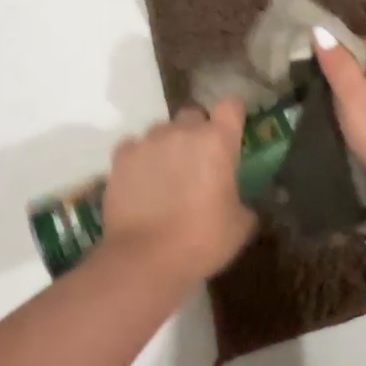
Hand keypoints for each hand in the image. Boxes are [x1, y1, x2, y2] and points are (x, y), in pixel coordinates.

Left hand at [100, 101, 257, 282]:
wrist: (145, 259)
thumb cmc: (202, 240)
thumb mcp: (240, 226)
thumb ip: (244, 203)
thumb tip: (241, 204)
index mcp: (218, 141)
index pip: (230, 105)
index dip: (232, 117)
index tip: (232, 134)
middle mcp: (182, 131)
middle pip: (193, 116)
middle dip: (197, 133)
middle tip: (198, 164)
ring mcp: (148, 142)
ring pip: (161, 131)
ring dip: (168, 146)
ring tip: (166, 177)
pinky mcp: (121, 158)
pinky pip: (134, 147)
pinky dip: (140, 160)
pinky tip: (141, 184)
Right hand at [310, 29, 365, 190]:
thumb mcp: (353, 97)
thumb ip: (337, 64)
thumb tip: (320, 29)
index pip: (354, 44)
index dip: (330, 52)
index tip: (308, 67)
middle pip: (364, 64)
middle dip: (342, 74)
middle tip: (316, 91)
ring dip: (354, 92)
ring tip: (331, 109)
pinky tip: (357, 122)